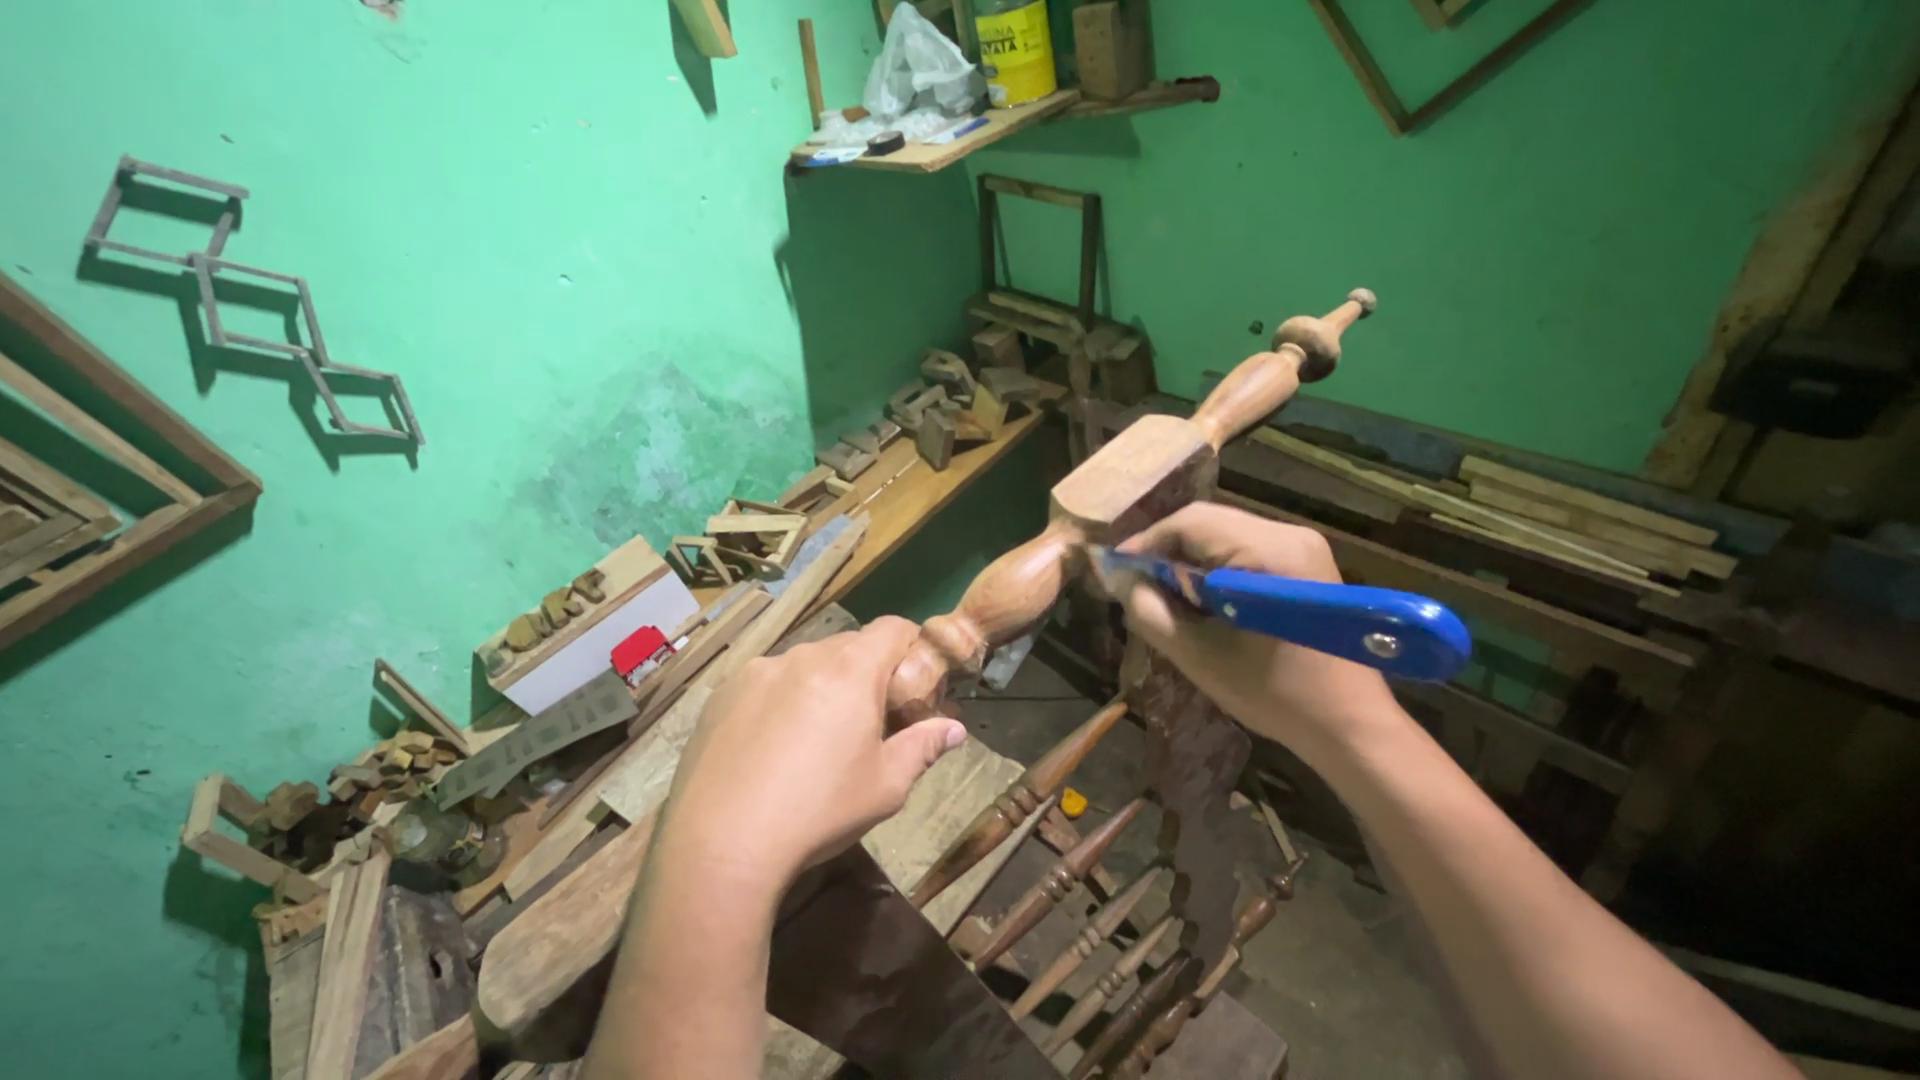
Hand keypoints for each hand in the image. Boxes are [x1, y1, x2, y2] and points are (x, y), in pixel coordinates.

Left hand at [657, 616, 967, 890]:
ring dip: (822, 687)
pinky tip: (770, 750)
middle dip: (867, 675)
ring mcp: (757, 671)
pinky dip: (781, 701)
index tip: (912, 690)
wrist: (720, 843)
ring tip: (814, 743)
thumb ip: (923, 747)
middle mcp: (803, 655)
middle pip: (849, 646)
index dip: (911, 650)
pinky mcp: (722, 693)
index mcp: (850, 670)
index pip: (894, 628)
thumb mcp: (886, 786)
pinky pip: (767, 683)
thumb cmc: (818, 811)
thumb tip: (954, 729)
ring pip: (806, 665)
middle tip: (869, 725)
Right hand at [1117, 503, 1401, 760]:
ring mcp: (1302, 545)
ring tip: (1164, 595)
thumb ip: (1151, 613)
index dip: (1145, 543)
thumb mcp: (1201, 656)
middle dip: (1165, 551)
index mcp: (1268, 551)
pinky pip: (1245, 548)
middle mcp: (1289, 534)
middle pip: (1207, 523)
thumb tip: (1121, 582)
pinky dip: (1214, 567)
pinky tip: (1201, 599)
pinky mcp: (1306, 562)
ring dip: (1188, 559)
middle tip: (1135, 584)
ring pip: (1224, 534)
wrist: (1349, 722)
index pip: (1189, 523)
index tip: (1115, 573)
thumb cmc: (1276, 693)